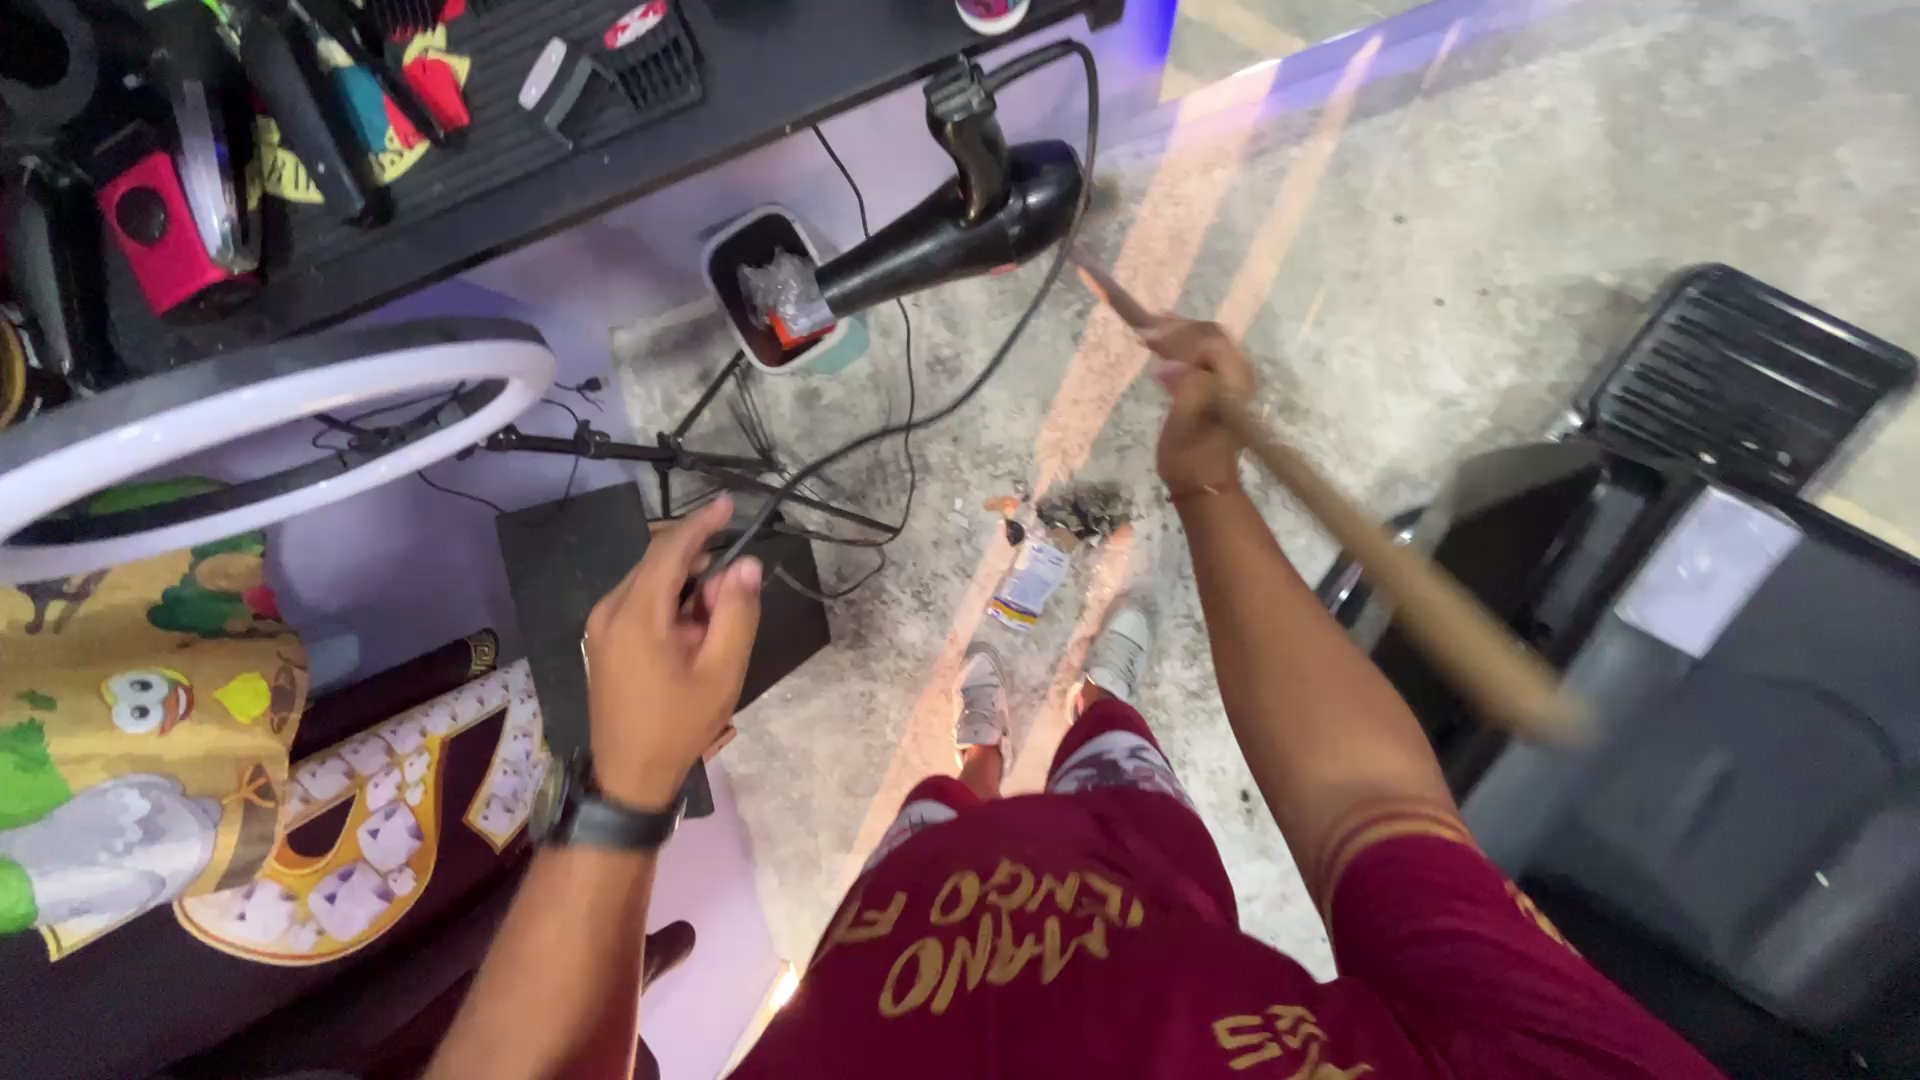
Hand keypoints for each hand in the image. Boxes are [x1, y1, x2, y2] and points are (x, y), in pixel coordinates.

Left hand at [582, 496, 761, 808]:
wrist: (630, 776)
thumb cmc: (680, 724)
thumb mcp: (722, 670)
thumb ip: (737, 613)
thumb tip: (747, 566)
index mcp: (637, 615)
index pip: (669, 550)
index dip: (701, 523)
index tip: (728, 503)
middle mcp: (610, 610)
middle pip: (658, 562)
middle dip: (701, 563)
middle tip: (735, 594)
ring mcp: (602, 626)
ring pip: (650, 581)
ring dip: (688, 585)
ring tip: (716, 622)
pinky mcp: (604, 640)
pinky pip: (640, 601)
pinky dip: (672, 601)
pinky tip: (692, 631)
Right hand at [1145, 315, 1255, 494]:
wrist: (1204, 485)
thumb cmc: (1192, 456)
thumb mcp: (1186, 422)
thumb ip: (1184, 385)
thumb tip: (1168, 364)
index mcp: (1233, 379)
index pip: (1208, 339)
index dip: (1177, 333)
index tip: (1146, 333)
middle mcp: (1238, 375)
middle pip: (1210, 337)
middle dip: (1178, 329)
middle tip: (1146, 327)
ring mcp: (1232, 383)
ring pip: (1207, 345)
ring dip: (1180, 337)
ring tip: (1151, 333)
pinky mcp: (1221, 392)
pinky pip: (1204, 359)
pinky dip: (1183, 351)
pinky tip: (1164, 351)